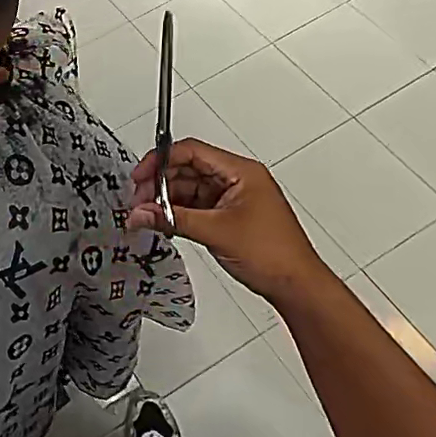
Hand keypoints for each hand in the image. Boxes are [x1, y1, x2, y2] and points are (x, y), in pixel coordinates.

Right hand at [127, 138, 334, 305]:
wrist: (295, 284)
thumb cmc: (276, 254)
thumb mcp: (217, 231)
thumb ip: (174, 220)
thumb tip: (143, 212)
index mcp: (241, 172)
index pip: (193, 151)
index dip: (162, 160)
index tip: (142, 175)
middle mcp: (237, 180)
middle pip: (188, 168)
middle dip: (160, 183)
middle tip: (140, 200)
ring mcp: (232, 198)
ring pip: (190, 189)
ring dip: (166, 200)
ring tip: (147, 215)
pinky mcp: (228, 217)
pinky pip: (196, 207)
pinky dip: (177, 213)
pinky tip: (163, 222)